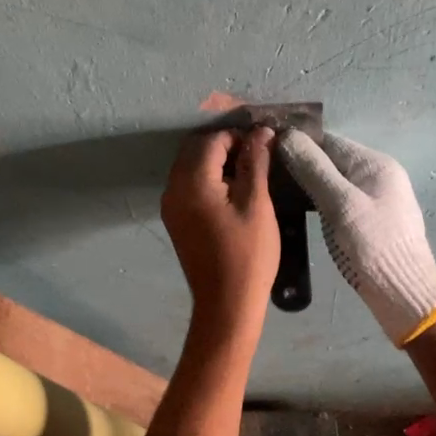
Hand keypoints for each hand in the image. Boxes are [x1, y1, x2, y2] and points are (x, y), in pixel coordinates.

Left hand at [160, 128, 278, 327]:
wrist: (226, 304)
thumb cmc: (247, 253)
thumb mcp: (257, 203)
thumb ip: (256, 162)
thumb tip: (261, 131)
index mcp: (191, 181)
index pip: (212, 140)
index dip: (239, 137)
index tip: (265, 146)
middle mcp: (173, 187)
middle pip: (196, 149)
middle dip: (226, 145)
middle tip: (257, 156)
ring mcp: (170, 204)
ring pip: (190, 166)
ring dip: (216, 161)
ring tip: (248, 172)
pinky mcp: (175, 218)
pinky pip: (188, 184)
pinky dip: (207, 178)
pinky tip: (232, 191)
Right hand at [277, 130, 435, 345]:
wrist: (404, 295)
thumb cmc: (372, 245)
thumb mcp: (339, 204)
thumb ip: (313, 168)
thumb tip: (287, 135)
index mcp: (375, 163)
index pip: (328, 141)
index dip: (297, 143)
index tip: (266, 152)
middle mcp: (379, 174)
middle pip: (331, 159)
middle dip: (301, 164)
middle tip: (267, 175)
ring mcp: (377, 197)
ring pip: (334, 180)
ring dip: (309, 184)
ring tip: (277, 191)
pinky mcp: (372, 219)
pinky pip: (340, 199)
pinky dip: (320, 201)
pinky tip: (301, 210)